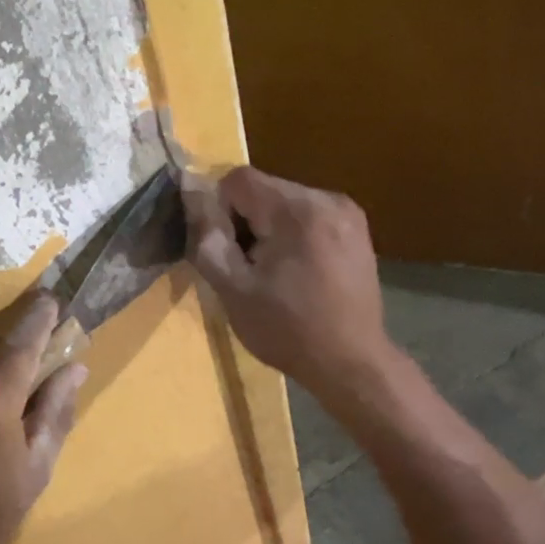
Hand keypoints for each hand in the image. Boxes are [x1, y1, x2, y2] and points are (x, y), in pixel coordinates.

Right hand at [184, 166, 396, 392]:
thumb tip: (188, 185)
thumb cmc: (286, 329)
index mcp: (297, 210)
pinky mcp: (356, 230)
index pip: (238, 179)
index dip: (219, 210)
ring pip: (285, 202)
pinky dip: (291, 235)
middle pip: (264, 189)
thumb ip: (206, 233)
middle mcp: (327, 199)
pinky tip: (295, 272)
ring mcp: (347, 213)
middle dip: (245, 221)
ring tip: (271, 273)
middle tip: (246, 268)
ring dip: (267, 229)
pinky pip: (308, 216)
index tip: (224, 250)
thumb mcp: (232, 287)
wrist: (351, 364)